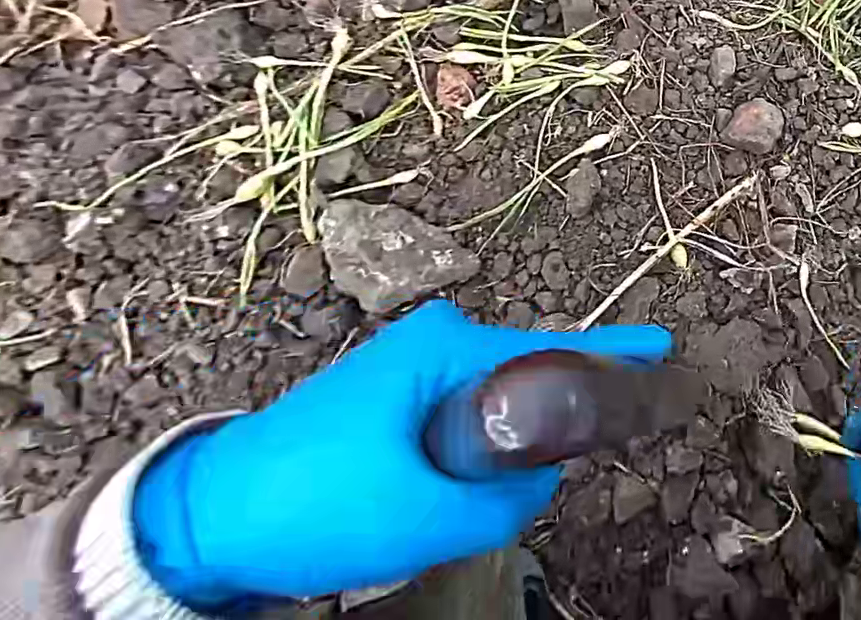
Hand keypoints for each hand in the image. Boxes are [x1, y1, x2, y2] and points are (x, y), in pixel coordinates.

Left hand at [132, 300, 670, 606]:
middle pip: (531, 366)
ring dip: (521, 423)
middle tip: (608, 418)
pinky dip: (490, 430)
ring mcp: (418, 360)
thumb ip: (501, 504)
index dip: (613, 350)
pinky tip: (492, 461)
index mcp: (449, 348)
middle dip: (567, 395)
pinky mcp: (400, 389)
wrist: (197, 521)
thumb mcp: (417, 517)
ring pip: (498, 390)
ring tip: (534, 458)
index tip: (663, 345)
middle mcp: (442, 339)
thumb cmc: (313, 501)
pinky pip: (469, 404)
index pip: (553, 345)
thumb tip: (542, 484)